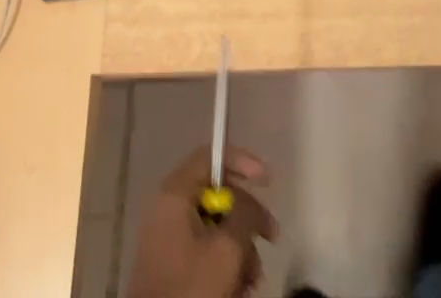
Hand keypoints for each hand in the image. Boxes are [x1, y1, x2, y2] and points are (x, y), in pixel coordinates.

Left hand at [126, 146, 276, 297]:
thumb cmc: (191, 285)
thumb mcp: (227, 247)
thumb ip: (245, 213)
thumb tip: (248, 202)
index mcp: (175, 194)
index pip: (210, 156)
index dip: (242, 161)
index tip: (267, 181)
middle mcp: (170, 208)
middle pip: (218, 194)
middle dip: (249, 217)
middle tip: (271, 236)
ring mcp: (170, 236)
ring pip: (217, 226)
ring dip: (241, 248)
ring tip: (252, 276)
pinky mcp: (174, 262)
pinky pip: (207, 250)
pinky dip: (227, 264)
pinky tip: (240, 285)